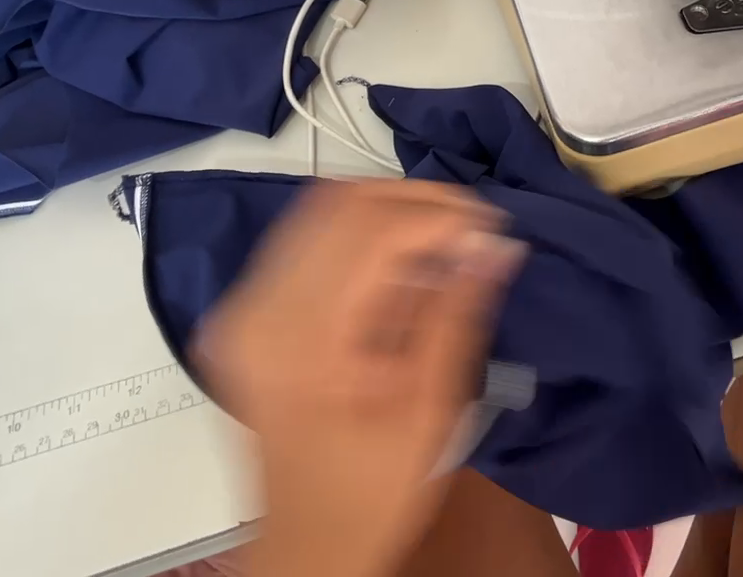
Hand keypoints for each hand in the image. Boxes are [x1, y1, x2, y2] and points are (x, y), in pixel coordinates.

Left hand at [195, 179, 525, 576]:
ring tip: (446, 237)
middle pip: (341, 203)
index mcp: (302, 342)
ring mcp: (245, 303)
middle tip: (473, 227)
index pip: (372, 232)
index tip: (492, 227)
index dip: (439, 215)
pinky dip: (365, 228)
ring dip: (393, 208)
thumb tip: (497, 243)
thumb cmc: (374, 494)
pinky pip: (310, 231)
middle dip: (418, 201)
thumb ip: (458, 315)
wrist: (305, 547)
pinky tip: (405, 256)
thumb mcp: (432, 411)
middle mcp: (258, 308)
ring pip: (324, 205)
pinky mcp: (250, 305)